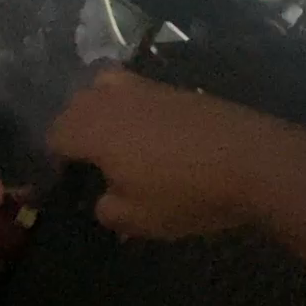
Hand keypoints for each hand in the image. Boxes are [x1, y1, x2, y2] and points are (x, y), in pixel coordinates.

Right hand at [46, 68, 305, 238]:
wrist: (252, 159)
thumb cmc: (185, 191)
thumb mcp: (139, 218)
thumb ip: (108, 210)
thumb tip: (103, 200)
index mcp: (86, 128)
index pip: (52, 137)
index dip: (57, 162)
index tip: (72, 183)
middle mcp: (103, 98)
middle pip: (72, 109)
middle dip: (75, 133)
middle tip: (95, 165)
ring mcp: (137, 86)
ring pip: (99, 90)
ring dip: (101, 111)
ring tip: (119, 140)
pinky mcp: (168, 86)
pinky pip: (132, 90)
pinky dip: (131, 106)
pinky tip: (152, 132)